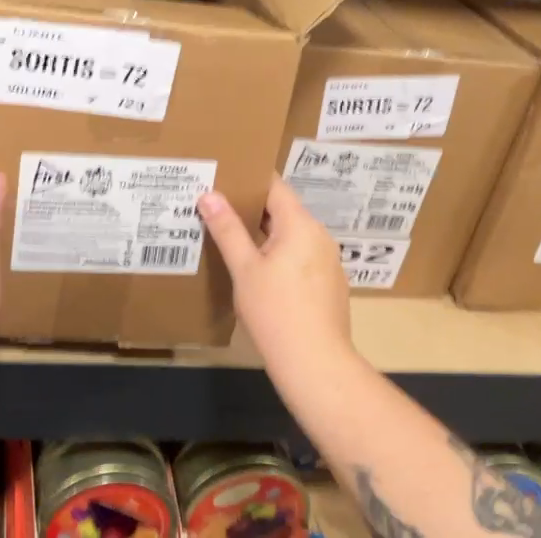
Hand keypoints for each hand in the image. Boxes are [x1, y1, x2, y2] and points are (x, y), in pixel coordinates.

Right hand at [199, 178, 354, 377]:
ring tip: (234, 238)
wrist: (316, 365)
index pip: (275, 186)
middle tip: (219, 207)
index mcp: (300, 225)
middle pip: (284, 210)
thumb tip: (210, 194)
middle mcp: (320, 236)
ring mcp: (329, 261)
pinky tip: (261, 272)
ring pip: (293, 235)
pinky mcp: (330, 284)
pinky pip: (302, 256)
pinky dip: (281, 255)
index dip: (249, 179)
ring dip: (266, 234)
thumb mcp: (244, 269)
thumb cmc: (276, 312)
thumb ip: (227, 229)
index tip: (224, 176)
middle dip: (252, 208)